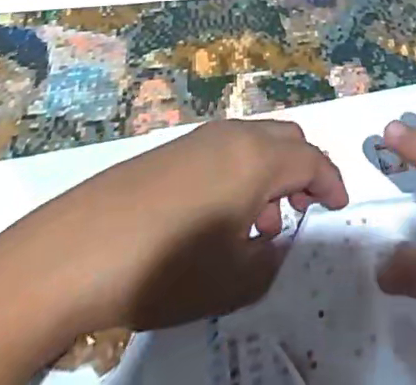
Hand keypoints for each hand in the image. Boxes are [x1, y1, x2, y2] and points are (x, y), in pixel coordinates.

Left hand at [0, 119, 346, 384]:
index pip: (311, 157)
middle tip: (298, 213)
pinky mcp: (166, 149)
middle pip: (284, 136)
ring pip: (252, 141)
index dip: (331, 182)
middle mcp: (230, 134)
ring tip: (256, 224)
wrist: (76, 251)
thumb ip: (272, 258)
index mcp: (255, 158)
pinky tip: (215, 217)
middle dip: (301, 170)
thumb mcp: (236, 280)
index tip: (338, 207)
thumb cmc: (168, 268)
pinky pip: (221, 149)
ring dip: (268, 172)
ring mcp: (194, 137)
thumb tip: (273, 238)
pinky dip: (237, 172)